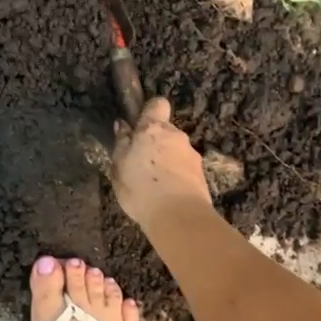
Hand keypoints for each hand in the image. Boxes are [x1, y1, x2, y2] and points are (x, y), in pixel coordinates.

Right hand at [111, 97, 212, 229]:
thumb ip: (121, 143)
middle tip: (141, 162)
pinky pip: (185, 168)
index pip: (157, 104)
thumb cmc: (141, 188)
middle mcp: (176, 135)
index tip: (139, 126)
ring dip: (167, 159)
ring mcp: (191, 154)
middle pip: (166, 130)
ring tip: (154, 182)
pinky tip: (167, 192)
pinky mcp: (202, 174)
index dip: (149, 111)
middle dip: (156, 142)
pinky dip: (177, 175)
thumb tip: (123, 125)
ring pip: (176, 150)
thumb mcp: (119, 166)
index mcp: (153, 128)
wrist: (178, 216)